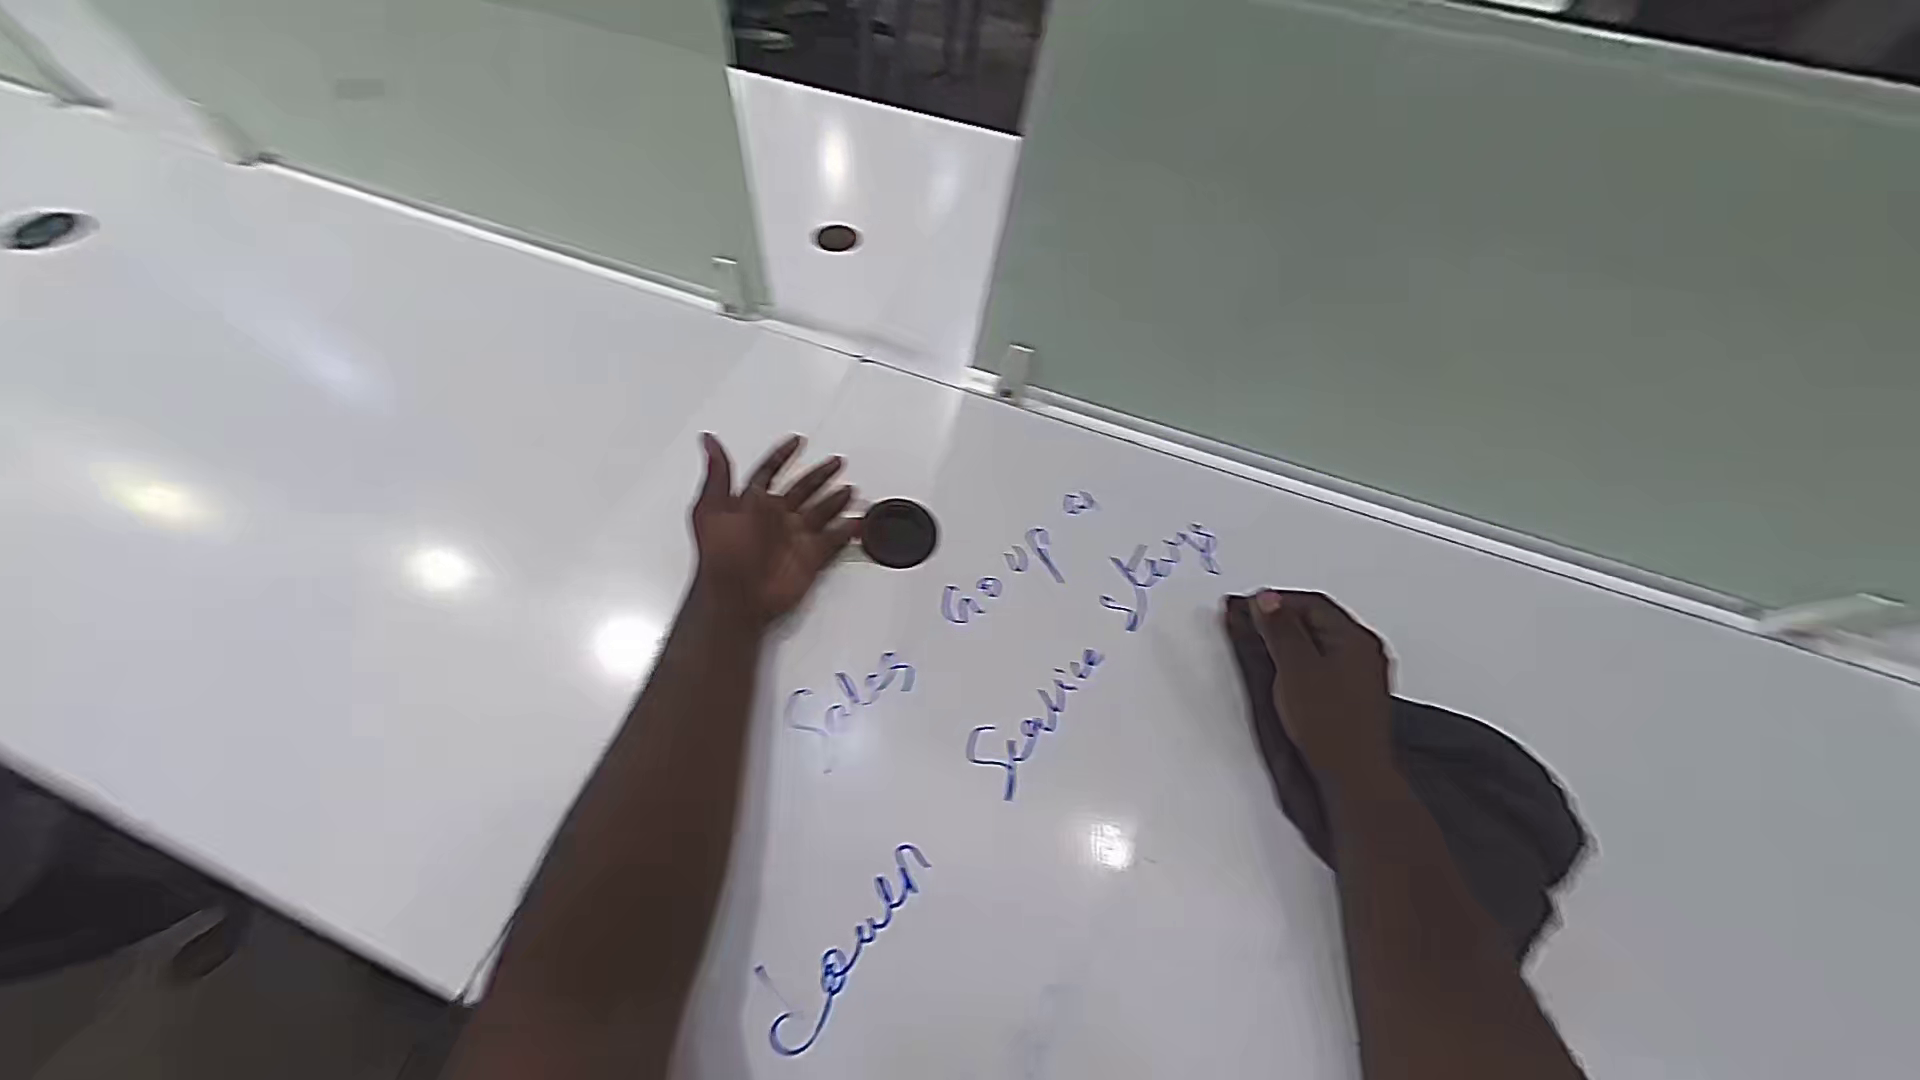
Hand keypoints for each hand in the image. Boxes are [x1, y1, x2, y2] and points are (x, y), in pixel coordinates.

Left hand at [690, 434, 856, 626]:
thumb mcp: (711, 509)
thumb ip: (717, 475)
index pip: (770, 472)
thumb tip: (709, 441)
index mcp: (753, 503)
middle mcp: (776, 518)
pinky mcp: (811, 557)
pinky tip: (858, 520)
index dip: (782, 456)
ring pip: (822, 511)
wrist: (737, 596)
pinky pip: (834, 539)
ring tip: (850, 489)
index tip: (796, 441)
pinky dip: (848, 530)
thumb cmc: (722, 555)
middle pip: (803, 489)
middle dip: (819, 475)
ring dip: (836, 499)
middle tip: (836, 462)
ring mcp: (795, 537)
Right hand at [1248, 590, 1395, 790]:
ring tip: (1260, 643)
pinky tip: (1282, 669)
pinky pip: (1322, 662)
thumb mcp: (1294, 667)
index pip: (1310, 603)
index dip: (1275, 600)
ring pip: (1318, 642)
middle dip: (1280, 617)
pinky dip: (1298, 657)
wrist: (1353, 773)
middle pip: (1316, 620)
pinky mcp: (1351, 694)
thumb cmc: (1328, 722)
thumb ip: (1279, 629)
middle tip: (1250, 621)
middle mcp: (1364, 652)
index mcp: (1355, 638)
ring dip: (1288, 638)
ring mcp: (1360, 675)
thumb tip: (1267, 599)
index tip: (1247, 606)